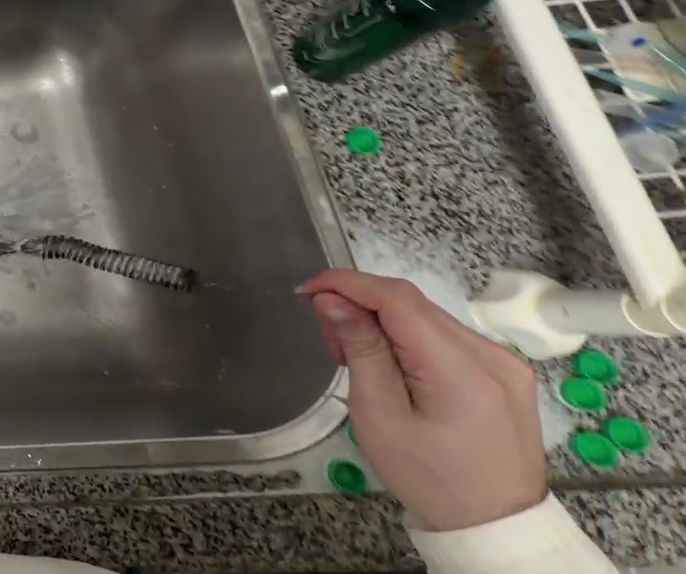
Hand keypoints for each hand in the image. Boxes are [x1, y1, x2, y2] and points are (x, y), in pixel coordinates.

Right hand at [299, 269, 546, 531]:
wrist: (495, 526)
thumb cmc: (427, 476)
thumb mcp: (379, 414)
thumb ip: (360, 349)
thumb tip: (330, 299)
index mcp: (463, 370)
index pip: (397, 299)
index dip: (345, 283)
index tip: (306, 293)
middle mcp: (492, 356)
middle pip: (410, 302)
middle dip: (358, 304)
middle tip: (328, 337)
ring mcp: (504, 363)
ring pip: (424, 314)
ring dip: (379, 319)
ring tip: (355, 354)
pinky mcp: (503, 371)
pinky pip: (442, 333)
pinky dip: (404, 334)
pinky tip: (390, 361)